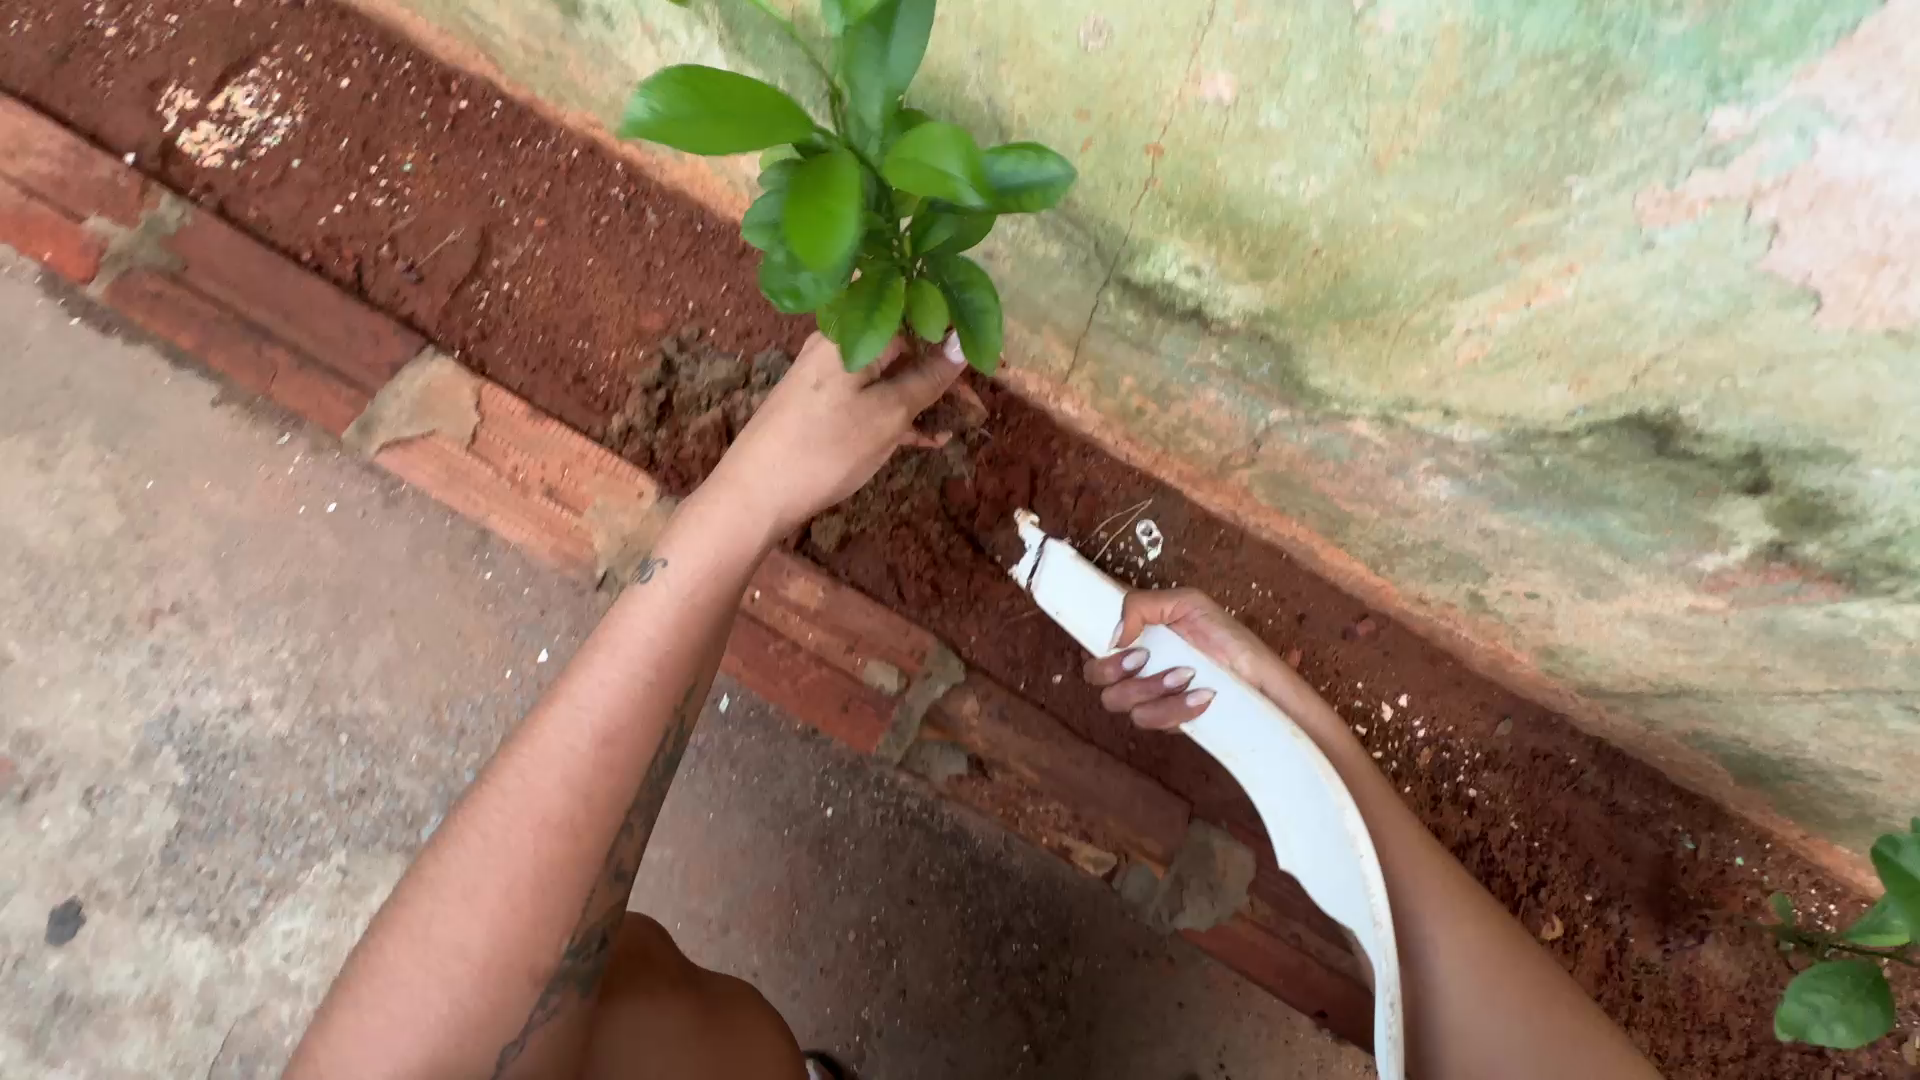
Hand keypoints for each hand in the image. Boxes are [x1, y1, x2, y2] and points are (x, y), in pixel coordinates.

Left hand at [705, 331, 965, 538]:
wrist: (755, 496)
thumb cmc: (824, 450)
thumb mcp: (887, 415)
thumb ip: (927, 378)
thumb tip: (963, 343)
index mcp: (851, 331)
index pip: (913, 307)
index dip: (952, 326)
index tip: (985, 353)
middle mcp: (838, 343)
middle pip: (903, 341)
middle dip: (943, 366)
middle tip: (978, 397)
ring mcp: (829, 375)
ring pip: (890, 373)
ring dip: (927, 394)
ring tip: (964, 420)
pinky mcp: (825, 406)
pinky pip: (872, 399)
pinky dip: (901, 415)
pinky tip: (931, 439)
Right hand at [1081, 589, 1276, 730]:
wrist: (1263, 678)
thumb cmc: (1227, 637)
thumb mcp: (1187, 603)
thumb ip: (1141, 606)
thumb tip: (1114, 637)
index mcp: (1136, 639)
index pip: (1096, 649)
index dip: (1099, 653)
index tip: (1128, 647)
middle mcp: (1136, 671)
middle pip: (1096, 681)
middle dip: (1117, 672)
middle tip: (1145, 659)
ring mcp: (1151, 699)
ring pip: (1123, 705)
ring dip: (1153, 689)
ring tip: (1188, 676)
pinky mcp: (1168, 723)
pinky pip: (1153, 722)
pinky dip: (1176, 709)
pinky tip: (1202, 697)